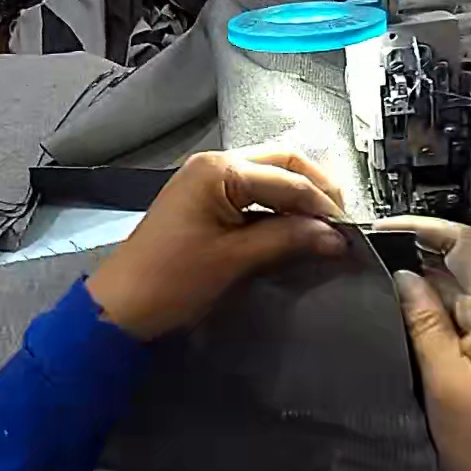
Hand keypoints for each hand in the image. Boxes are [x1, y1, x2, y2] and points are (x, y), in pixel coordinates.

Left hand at [87, 149, 345, 339]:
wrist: (120, 308)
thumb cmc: (173, 280)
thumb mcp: (234, 259)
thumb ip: (288, 239)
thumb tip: (337, 237)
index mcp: (219, 169)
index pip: (287, 177)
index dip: (322, 203)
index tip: (349, 230)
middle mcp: (217, 163)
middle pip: (283, 162)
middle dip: (317, 189)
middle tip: (342, 221)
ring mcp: (211, 178)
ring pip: (273, 175)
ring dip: (301, 197)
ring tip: (326, 224)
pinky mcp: (210, 198)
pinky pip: (257, 192)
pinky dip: (281, 206)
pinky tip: (298, 225)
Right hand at [376, 216, 470, 470]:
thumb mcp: (446, 383)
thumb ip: (424, 322)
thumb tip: (403, 276)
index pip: (463, 244)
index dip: (421, 228)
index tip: (379, 230)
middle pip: (465, 270)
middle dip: (419, 264)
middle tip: (369, 268)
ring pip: (468, 297)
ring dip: (430, 295)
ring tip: (381, 295)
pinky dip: (446, 320)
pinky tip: (414, 328)